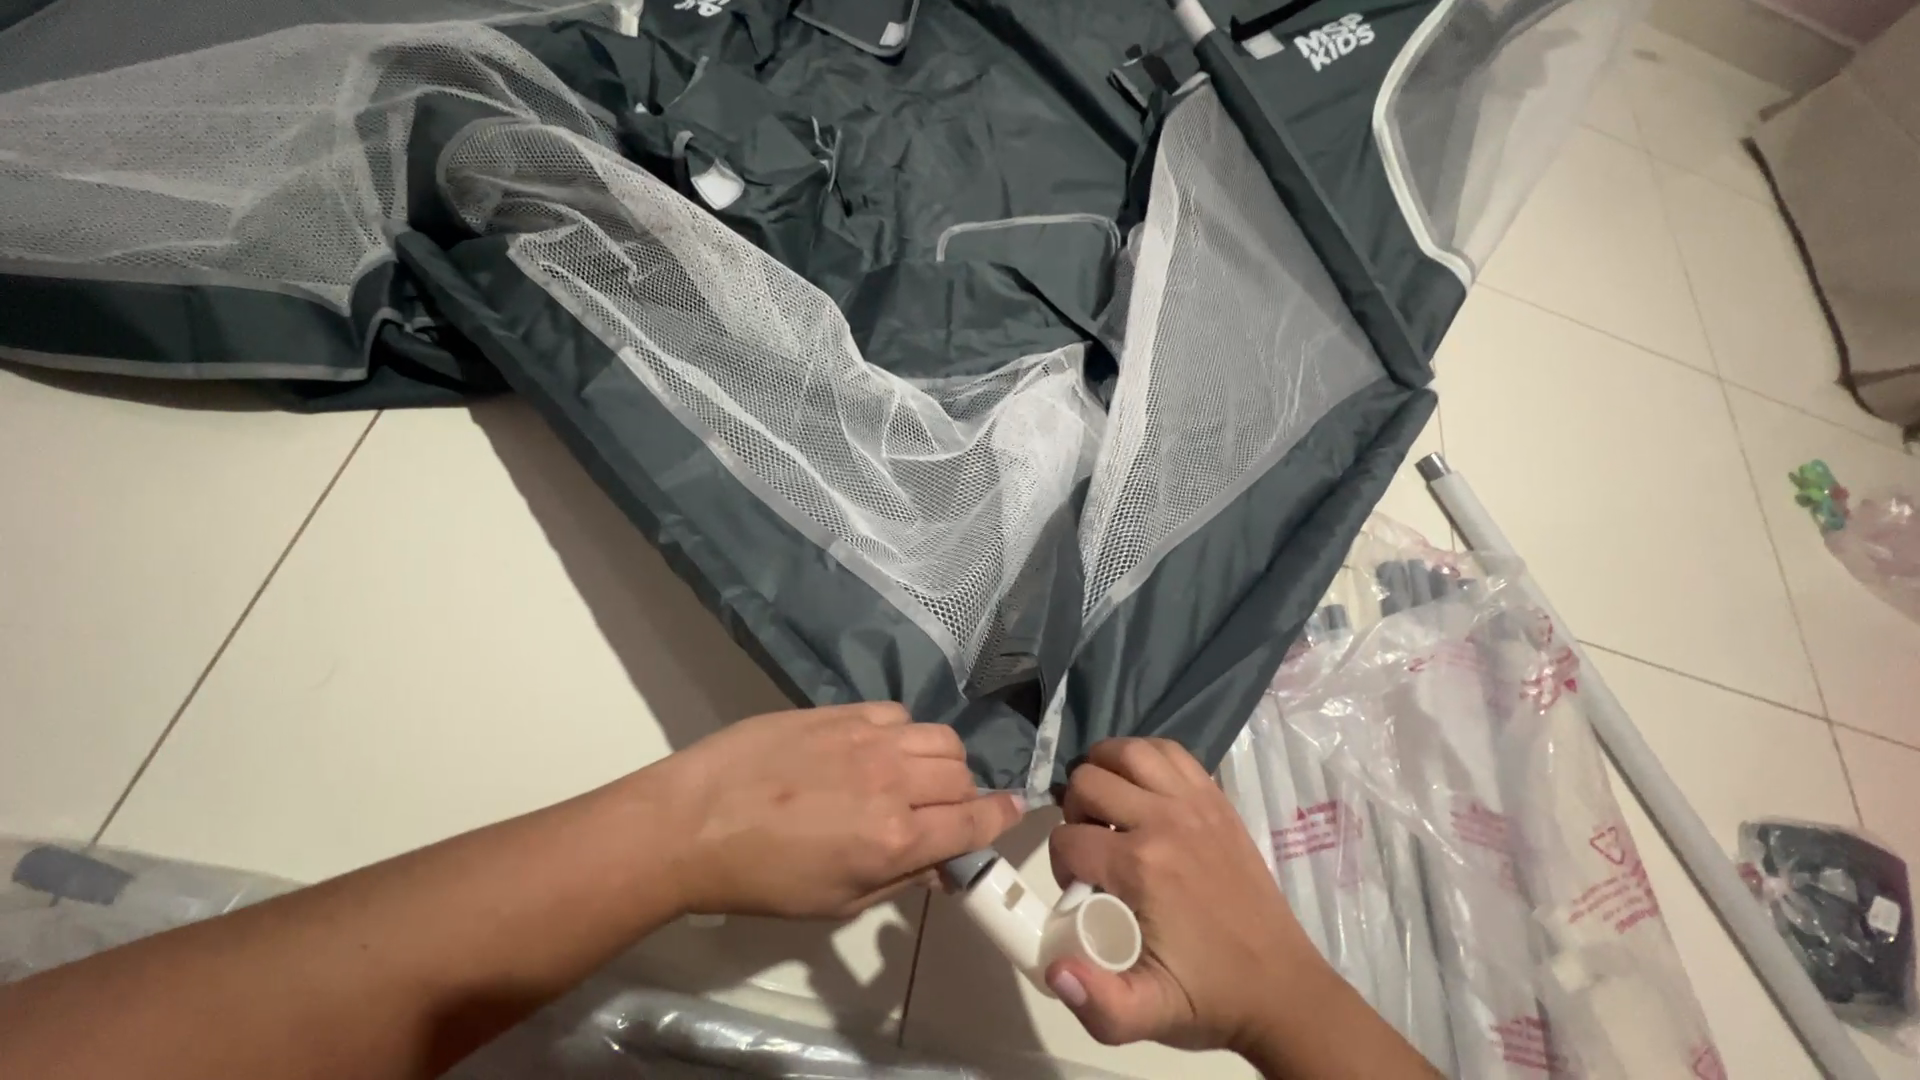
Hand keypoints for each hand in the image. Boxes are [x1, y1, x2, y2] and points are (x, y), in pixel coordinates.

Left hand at [641, 703, 1021, 918]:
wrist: (694, 821)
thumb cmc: (762, 878)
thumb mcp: (837, 902)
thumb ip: (901, 878)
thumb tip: (943, 860)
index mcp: (895, 840)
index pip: (975, 822)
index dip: (1001, 818)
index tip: (1012, 811)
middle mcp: (894, 783)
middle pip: (962, 776)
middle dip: (964, 797)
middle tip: (940, 811)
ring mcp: (868, 740)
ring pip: (940, 738)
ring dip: (941, 761)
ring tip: (915, 776)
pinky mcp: (841, 712)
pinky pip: (898, 714)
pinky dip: (902, 734)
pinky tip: (878, 749)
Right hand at [1043, 738, 1331, 1053]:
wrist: (1281, 990)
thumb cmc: (1209, 998)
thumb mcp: (1148, 1015)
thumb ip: (1099, 1003)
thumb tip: (1054, 970)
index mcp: (1143, 867)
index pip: (1067, 839)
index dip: (1061, 866)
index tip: (1081, 892)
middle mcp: (1166, 821)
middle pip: (1088, 781)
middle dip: (1074, 811)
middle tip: (1090, 848)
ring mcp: (1195, 802)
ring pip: (1127, 751)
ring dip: (1104, 771)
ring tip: (1107, 808)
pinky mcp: (1217, 798)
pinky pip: (1169, 751)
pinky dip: (1144, 759)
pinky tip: (1141, 790)